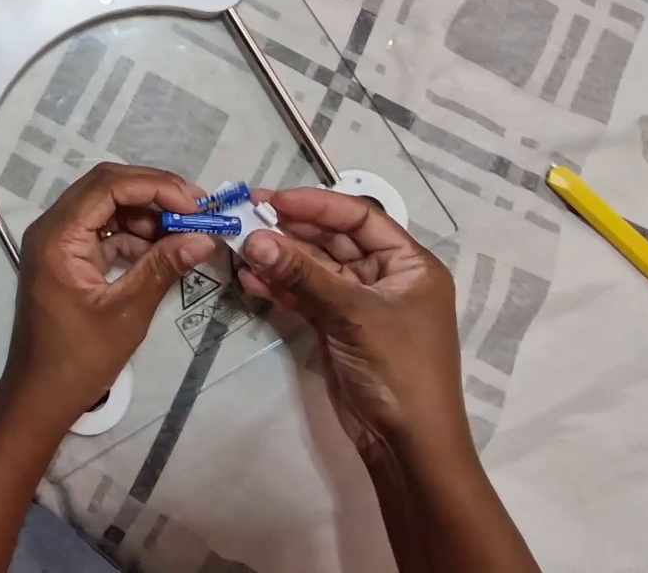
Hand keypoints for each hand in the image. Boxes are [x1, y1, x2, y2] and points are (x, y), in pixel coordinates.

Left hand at [0, 163, 217, 427]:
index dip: (154, 186)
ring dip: (147, 213)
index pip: (108, 186)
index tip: (195, 203)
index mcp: (57, 235)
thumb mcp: (127, 313)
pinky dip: (134, 233)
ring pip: (107, 205)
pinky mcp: (68, 256)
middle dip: (154, 193)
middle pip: (106, 187)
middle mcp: (53, 226)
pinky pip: (104, 229)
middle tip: (196, 209)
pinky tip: (164, 248)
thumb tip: (205, 237)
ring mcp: (58, 240)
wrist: (40, 396)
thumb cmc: (78, 358)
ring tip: (186, 231)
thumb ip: (163, 268)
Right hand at [236, 188, 464, 454]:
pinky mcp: (335, 325)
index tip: (273, 200)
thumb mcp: (352, 314)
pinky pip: (304, 294)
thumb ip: (302, 274)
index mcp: (408, 263)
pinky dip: (279, 287)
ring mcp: (357, 302)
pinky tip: (249, 279)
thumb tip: (253, 238)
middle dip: (289, 230)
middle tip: (245, 217)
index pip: (358, 217)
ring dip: (279, 258)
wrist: (406, 447)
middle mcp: (384, 276)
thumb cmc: (397, 368)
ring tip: (240, 248)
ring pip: (313, 267)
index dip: (316, 204)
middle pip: (331, 239)